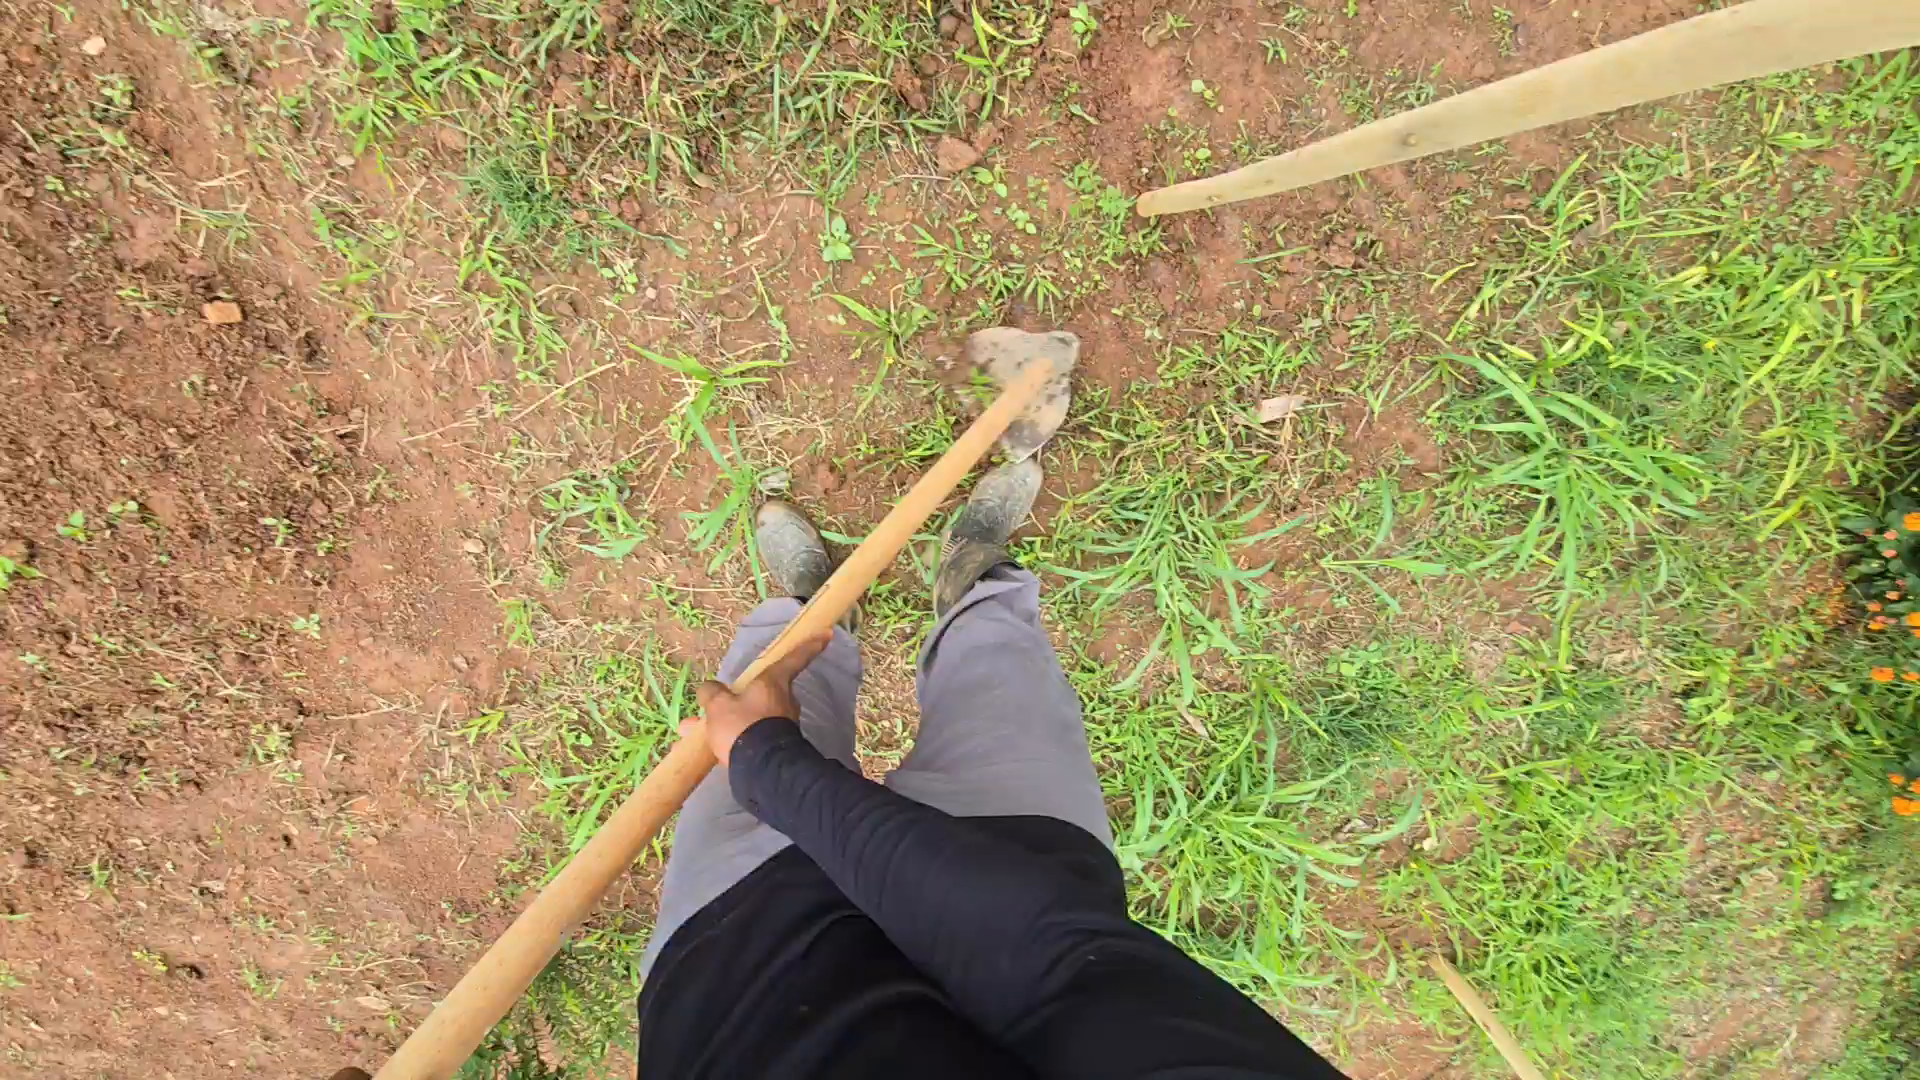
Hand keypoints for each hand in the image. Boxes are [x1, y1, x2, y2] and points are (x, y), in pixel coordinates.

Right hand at [683, 632, 832, 765]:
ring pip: (757, 714)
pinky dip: (737, 737)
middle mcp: (785, 699)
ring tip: (702, 731)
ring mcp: (785, 722)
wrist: (762, 768)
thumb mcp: (718, 707)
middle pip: (765, 691)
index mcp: (774, 682)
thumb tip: (709, 688)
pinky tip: (715, 747)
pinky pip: (755, 733)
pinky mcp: (780, 744)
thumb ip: (713, 694)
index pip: (794, 658)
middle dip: (743, 699)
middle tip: (720, 705)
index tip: (828, 634)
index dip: (809, 645)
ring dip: (735, 721)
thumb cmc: (743, 726)